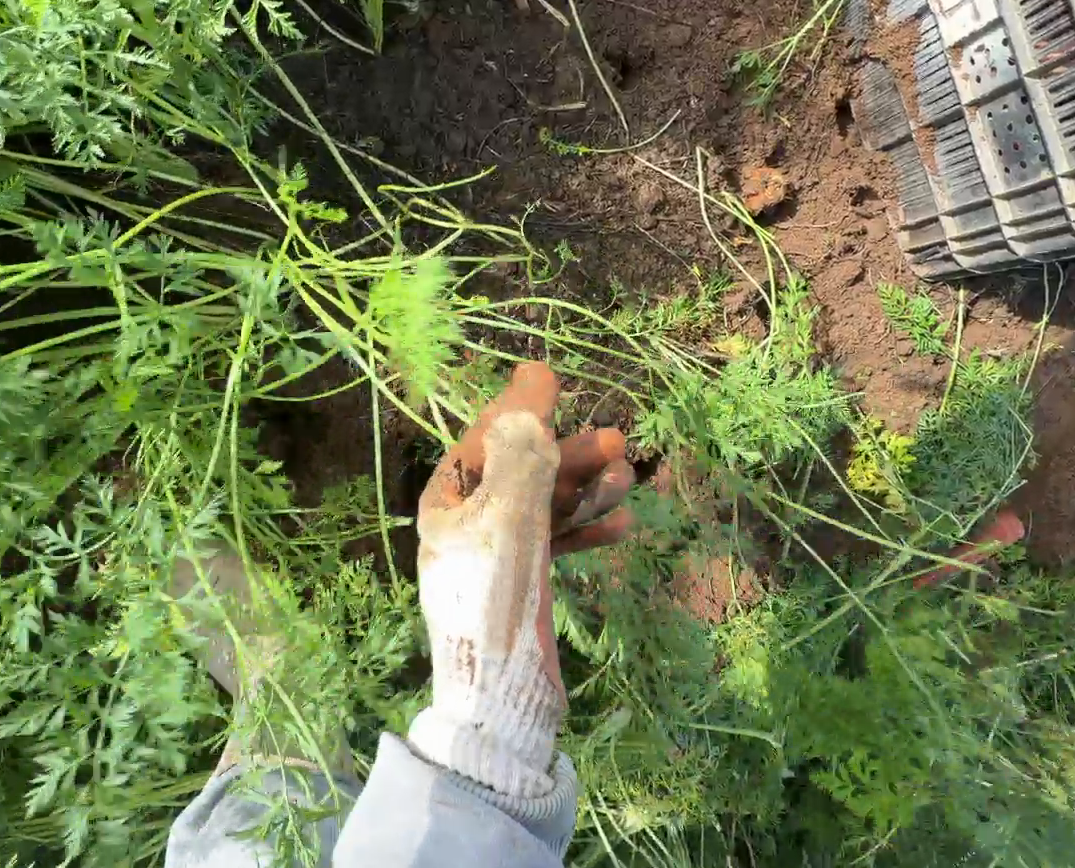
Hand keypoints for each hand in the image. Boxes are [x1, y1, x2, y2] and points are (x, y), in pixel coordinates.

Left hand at [407, 362, 635, 799]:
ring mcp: (499, 553)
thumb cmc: (493, 594)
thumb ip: (524, 442)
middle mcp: (470, 520)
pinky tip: (622, 525)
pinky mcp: (525, 582)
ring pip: (548, 505)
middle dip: (570, 454)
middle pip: (525, 469)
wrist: (500, 703)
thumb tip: (537, 371)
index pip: (485, 437)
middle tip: (618, 442)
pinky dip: (587, 531)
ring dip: (586, 490)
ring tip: (626, 481)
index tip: (555, 382)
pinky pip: (559, 543)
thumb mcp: (508, 509)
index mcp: (448, 498)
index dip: (520, 408)